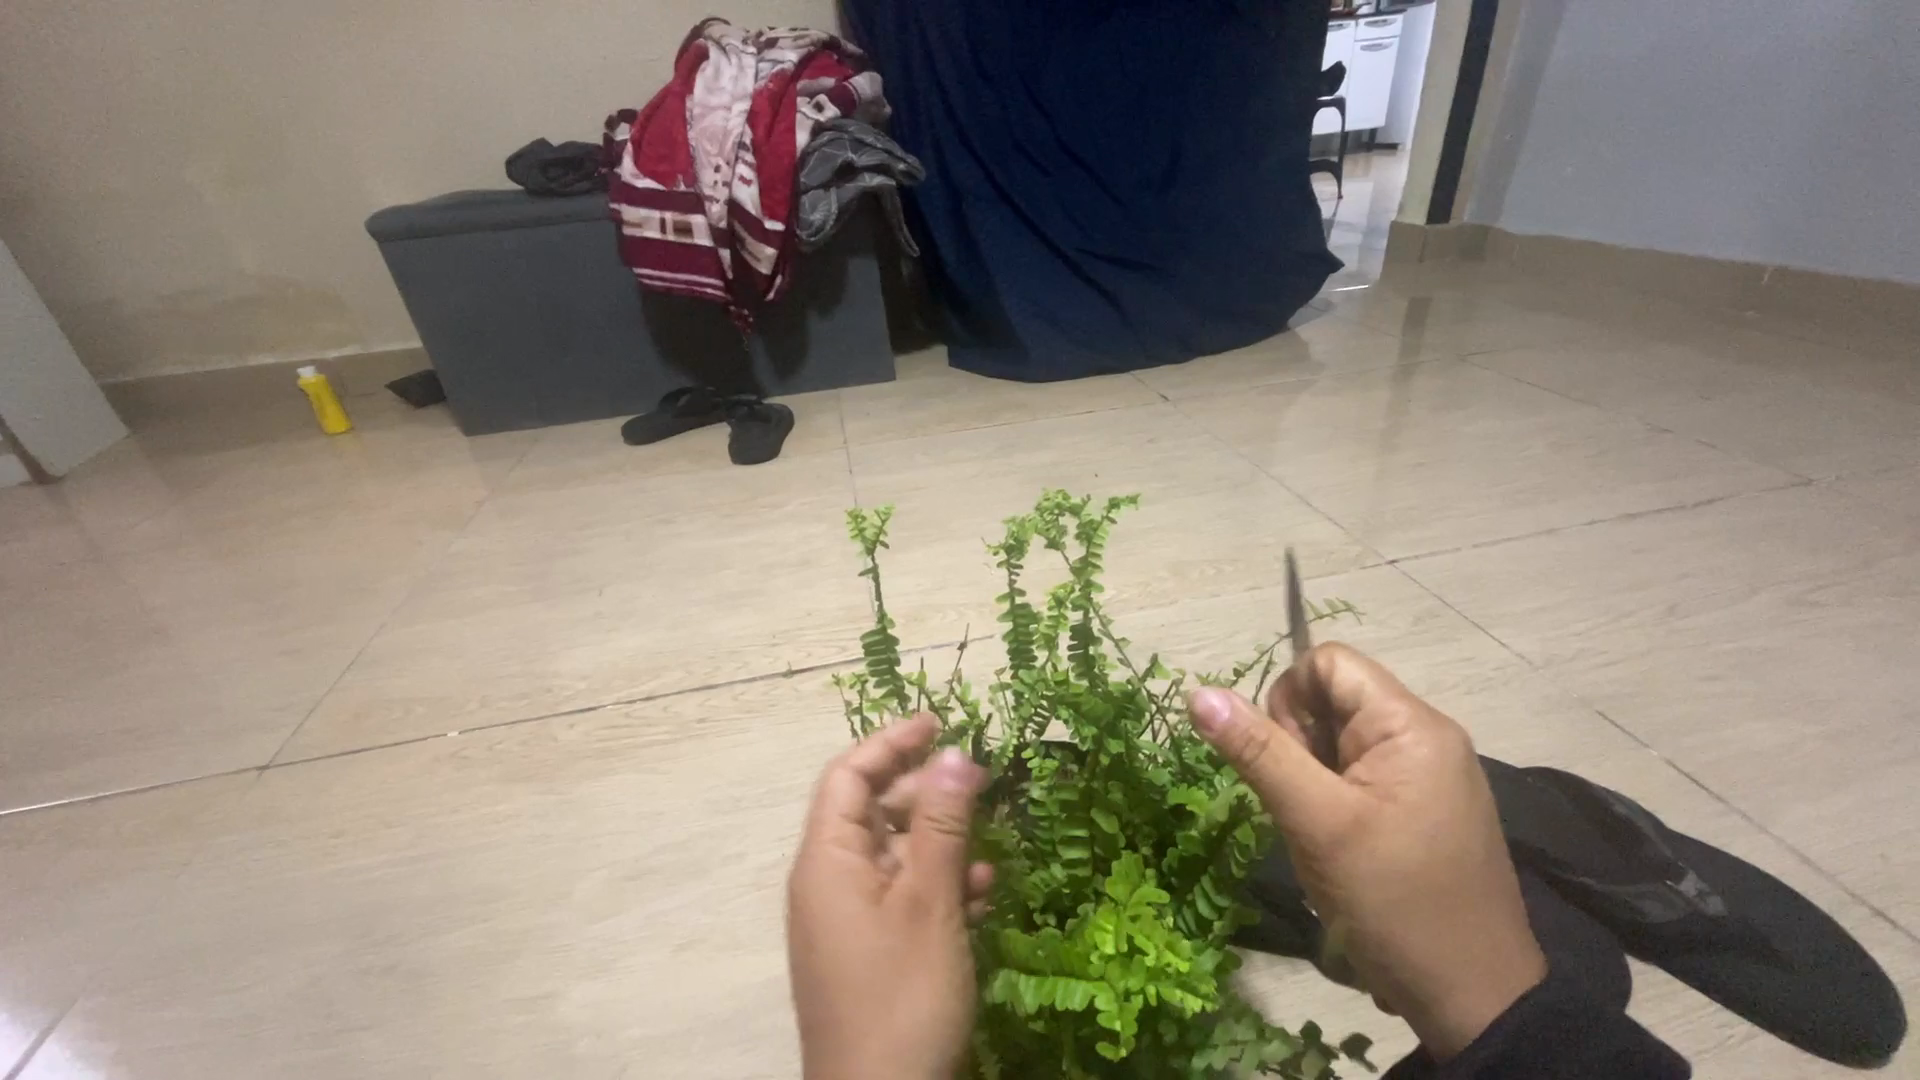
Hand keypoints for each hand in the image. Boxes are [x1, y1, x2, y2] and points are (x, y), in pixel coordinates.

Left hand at [787, 715, 993, 1079]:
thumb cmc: (902, 993)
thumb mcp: (929, 900)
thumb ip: (941, 823)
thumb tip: (955, 752)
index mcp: (826, 859)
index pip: (848, 774)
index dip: (890, 741)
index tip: (938, 722)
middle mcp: (828, 881)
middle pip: (871, 809)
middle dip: (925, 793)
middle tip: (977, 784)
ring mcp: (847, 919)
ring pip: (893, 855)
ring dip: (940, 844)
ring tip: (987, 848)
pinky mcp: (869, 952)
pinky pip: (901, 896)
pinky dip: (937, 885)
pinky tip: (980, 896)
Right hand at [1188, 643, 1546, 1060]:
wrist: (1473, 1001)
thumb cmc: (1394, 900)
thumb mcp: (1316, 822)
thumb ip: (1257, 750)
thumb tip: (1198, 691)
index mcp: (1410, 724)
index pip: (1327, 662)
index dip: (1289, 698)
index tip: (1288, 760)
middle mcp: (1424, 735)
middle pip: (1330, 700)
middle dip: (1296, 744)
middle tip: (1303, 805)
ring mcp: (1426, 773)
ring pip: (1335, 741)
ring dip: (1309, 777)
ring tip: (1319, 832)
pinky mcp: (1421, 806)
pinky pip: (1355, 775)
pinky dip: (1329, 799)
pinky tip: (1335, 844)